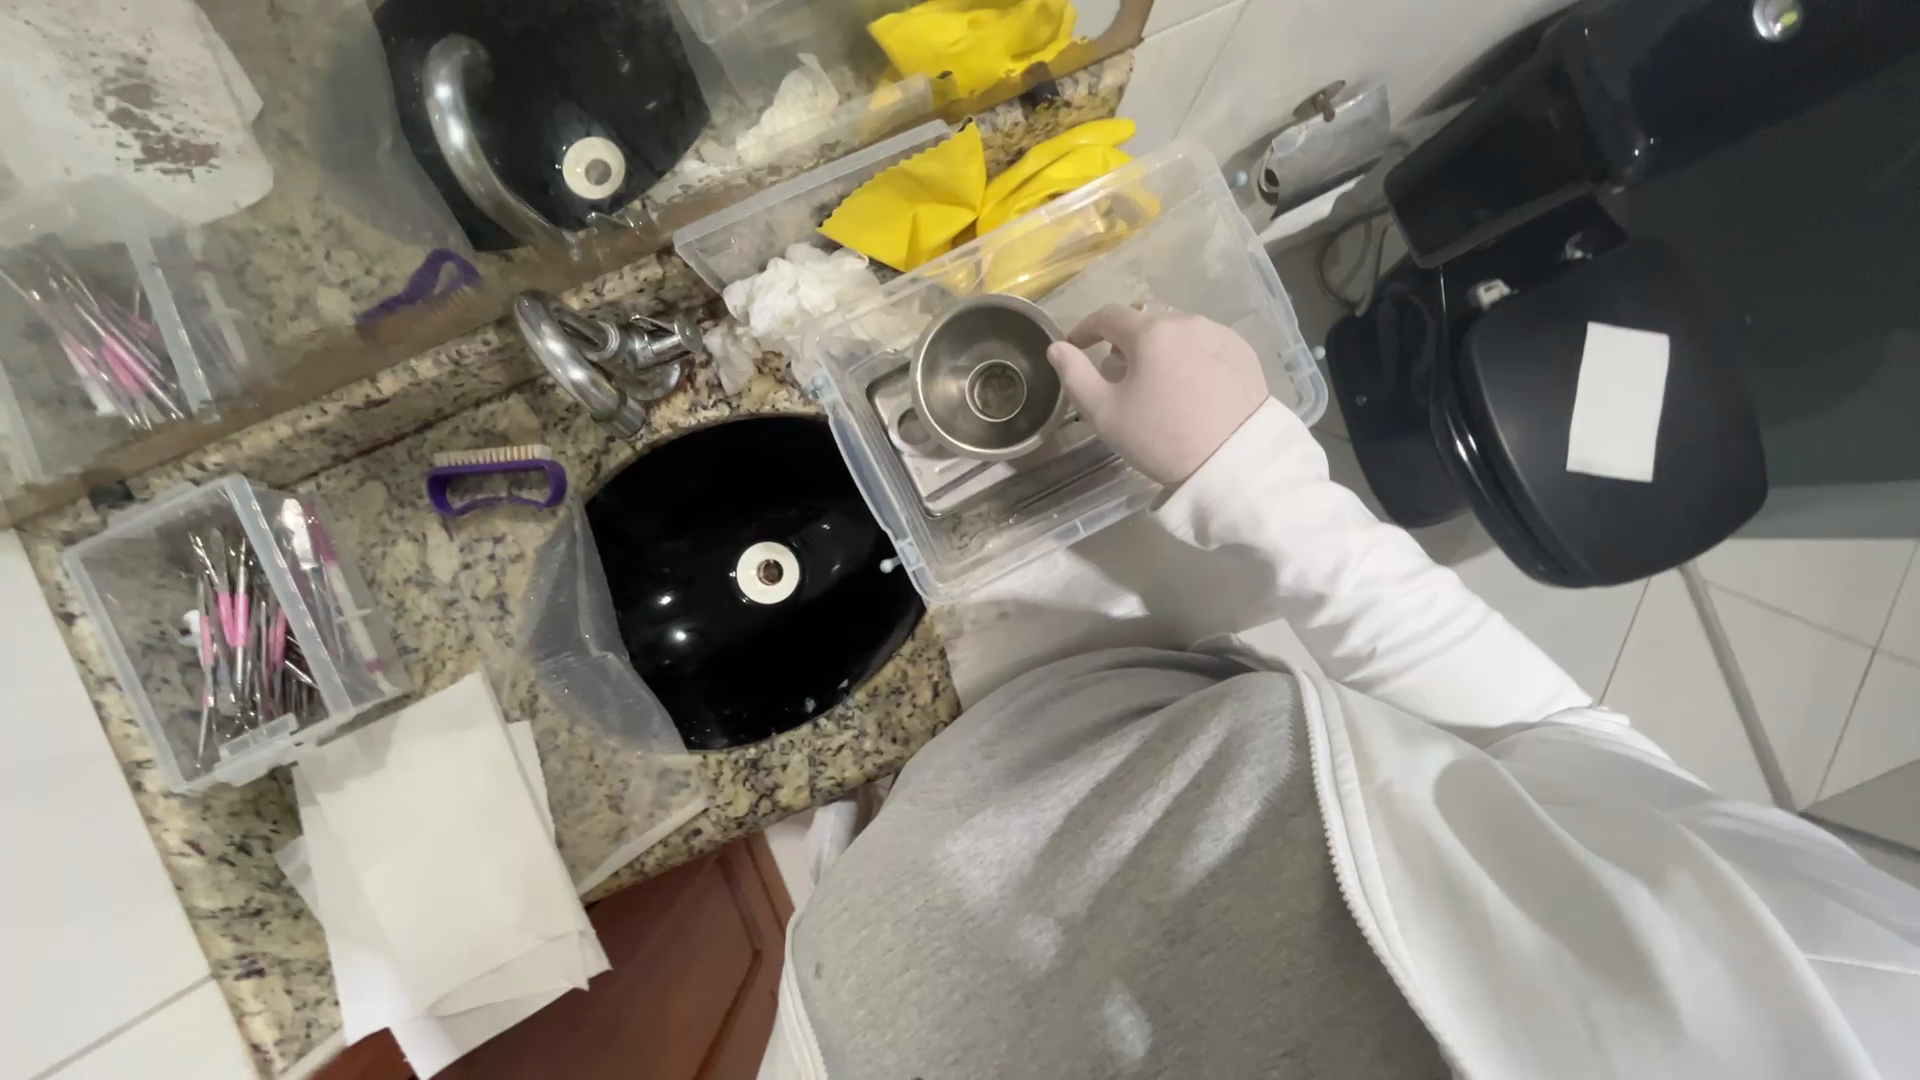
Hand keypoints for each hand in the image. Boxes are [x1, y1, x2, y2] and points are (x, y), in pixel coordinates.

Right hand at [1046, 305, 1270, 484]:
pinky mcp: (1242, 352)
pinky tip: (1188, 386)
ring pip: (1176, 329)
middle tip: (1118, 374)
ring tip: (1155, 382)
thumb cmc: (1160, 438)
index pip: (1108, 316)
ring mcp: (1219, 334)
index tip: (1075, 347)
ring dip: (1158, 347)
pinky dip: (1186, 355)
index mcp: (1149, 333)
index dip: (1085, 329)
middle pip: (1144, 320)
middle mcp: (1186, 321)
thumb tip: (1057, 348)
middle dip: (1124, 340)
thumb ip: (1075, 376)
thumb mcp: (1105, 414)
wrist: (1233, 461)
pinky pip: (1203, 342)